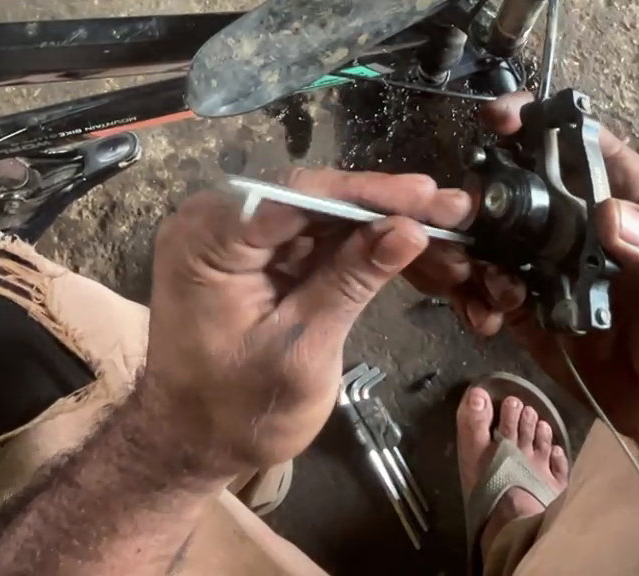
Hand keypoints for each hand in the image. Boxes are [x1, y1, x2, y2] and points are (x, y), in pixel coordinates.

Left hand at [132, 169, 471, 479]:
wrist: (188, 444)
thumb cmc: (233, 413)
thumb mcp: (299, 350)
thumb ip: (350, 282)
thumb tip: (410, 229)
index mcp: (207, 239)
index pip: (295, 197)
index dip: (366, 193)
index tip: (426, 195)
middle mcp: (217, 220)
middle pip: (313, 198)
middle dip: (383, 203)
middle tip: (449, 206)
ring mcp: (238, 233)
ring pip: (321, 212)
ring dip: (381, 219)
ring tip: (445, 221)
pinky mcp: (259, 250)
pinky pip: (316, 234)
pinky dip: (362, 241)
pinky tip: (410, 238)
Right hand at [485, 93, 638, 441]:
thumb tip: (611, 217)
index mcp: (626, 198)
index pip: (577, 139)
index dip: (536, 117)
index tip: (500, 120)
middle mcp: (577, 222)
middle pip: (512, 182)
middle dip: (477, 192)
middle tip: (462, 218)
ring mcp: (546, 265)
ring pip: (486, 236)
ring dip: (464, 250)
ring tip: (470, 280)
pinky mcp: (527, 311)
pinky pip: (483, 291)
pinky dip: (470, 297)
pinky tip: (486, 319)